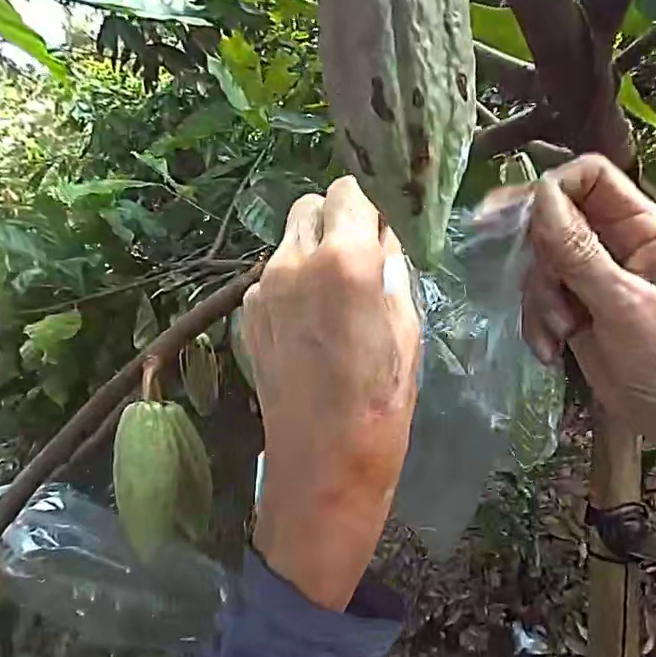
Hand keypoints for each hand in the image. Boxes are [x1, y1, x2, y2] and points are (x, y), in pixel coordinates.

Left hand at [240, 177, 421, 609]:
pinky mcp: (247, 316)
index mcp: (344, 259)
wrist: (322, 463)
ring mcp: (262, 289)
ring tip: (336, 299)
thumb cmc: (381, 404)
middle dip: (336, 220)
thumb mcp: (408, 331)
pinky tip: (311, 325)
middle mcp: (294, 261)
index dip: (368, 208)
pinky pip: (272, 277)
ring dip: (313, 251)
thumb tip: (383, 243)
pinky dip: (293, 283)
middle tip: (359, 261)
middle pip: (309, 205)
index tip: (381, 235)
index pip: (348, 192)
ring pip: (288, 240)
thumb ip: (393, 273)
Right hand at [517, 154, 655, 500]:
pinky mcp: (577, 309)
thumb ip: (579, 252)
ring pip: (541, 264)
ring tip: (559, 334)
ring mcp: (594, 278)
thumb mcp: (622, 306)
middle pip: (554, 222)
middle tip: (541, 295)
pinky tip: (552, 351)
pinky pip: (541, 299)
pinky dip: (539, 324)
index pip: (588, 178)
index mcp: (642, 228)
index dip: (551, 191)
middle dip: (540, 262)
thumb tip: (540, 197)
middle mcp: (616, 244)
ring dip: (539, 301)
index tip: (521, 224)